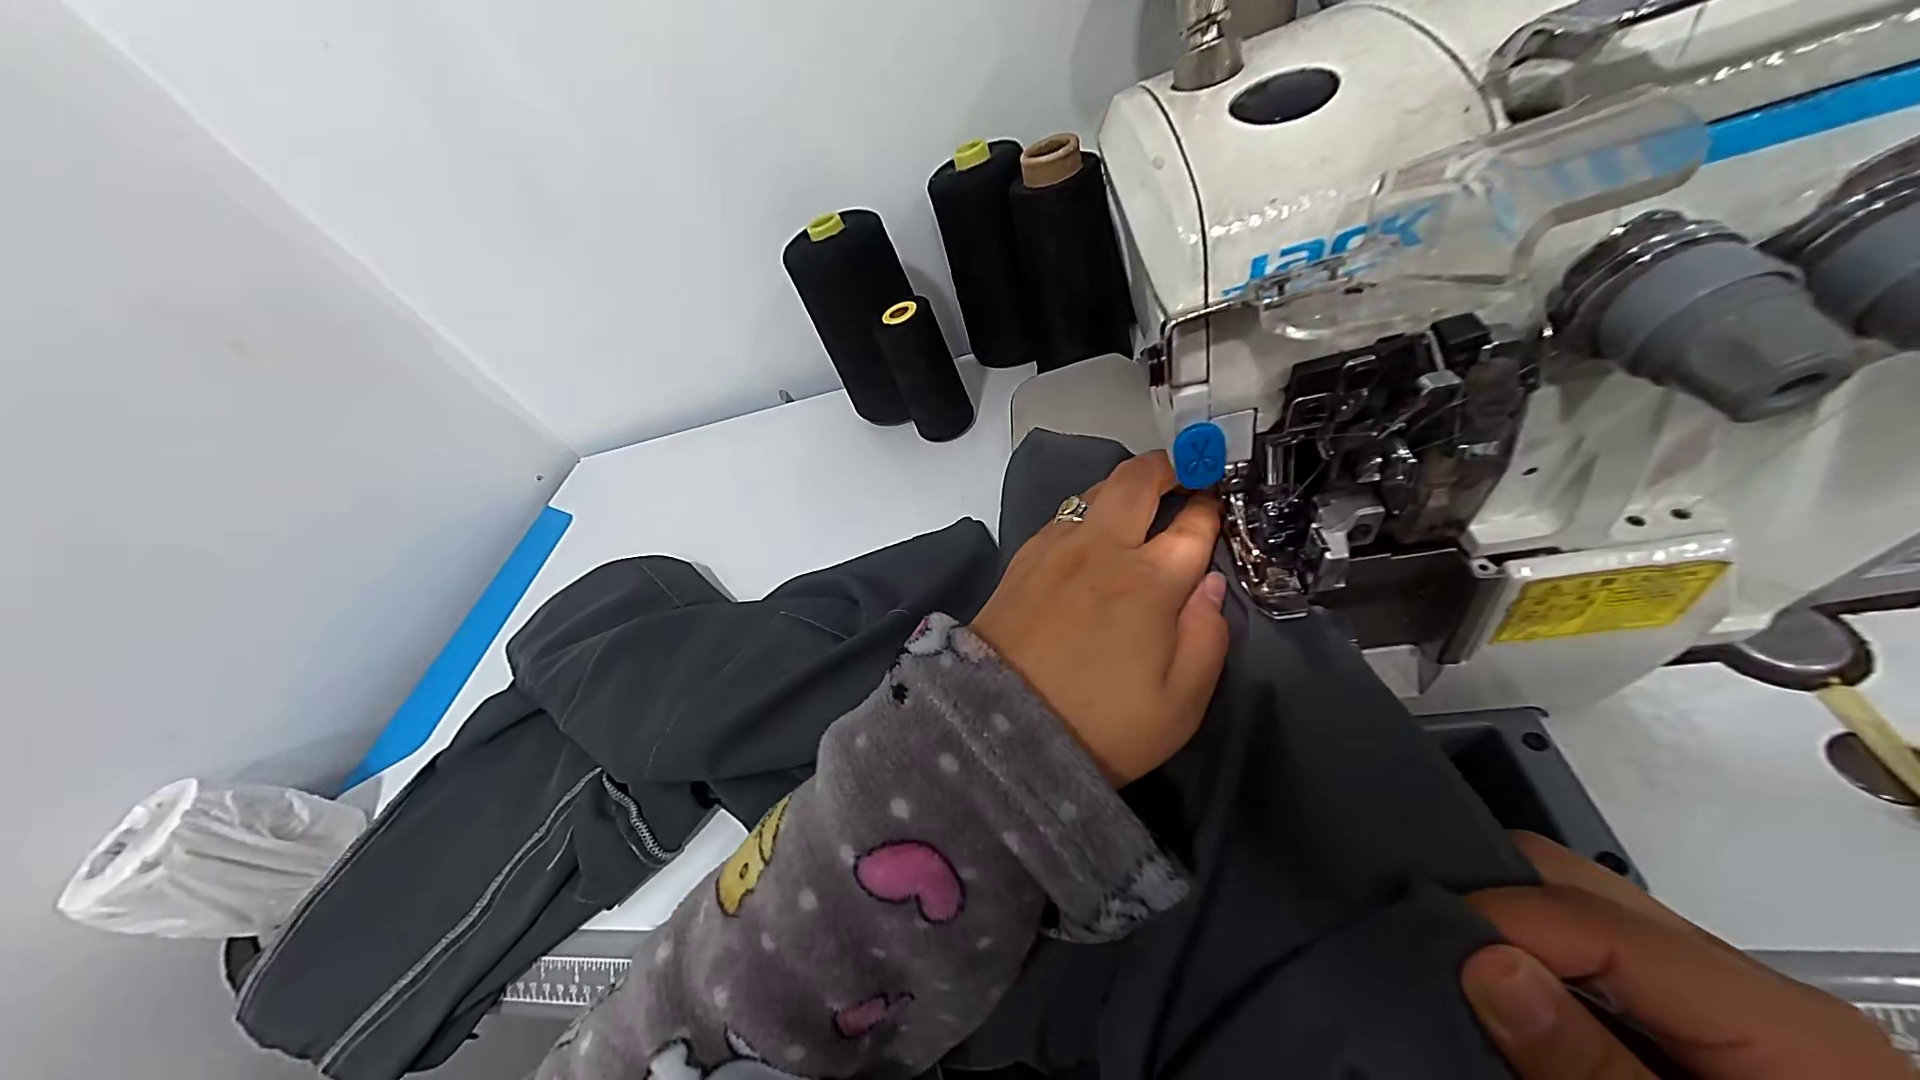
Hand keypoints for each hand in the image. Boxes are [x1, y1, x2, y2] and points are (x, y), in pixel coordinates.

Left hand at [970, 452, 1227, 785]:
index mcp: (1149, 581)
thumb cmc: (1098, 725)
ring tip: (1141, 499)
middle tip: (1184, 470)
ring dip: (1125, 485)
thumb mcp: (1180, 704)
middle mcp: (1101, 549)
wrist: (1000, 727)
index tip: (1216, 503)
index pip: (1192, 524)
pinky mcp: (1022, 559)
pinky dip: (1088, 510)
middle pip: (1137, 479)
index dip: (1211, 509)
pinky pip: (1063, 515)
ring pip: (1095, 491)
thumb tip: (1210, 585)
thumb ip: (1207, 636)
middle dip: (1167, 465)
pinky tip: (1092, 532)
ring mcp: (1055, 548)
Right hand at [1461, 833, 1911, 1078]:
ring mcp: (1725, 996)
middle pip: (1582, 883)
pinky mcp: (1698, 1019)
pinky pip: (1592, 951)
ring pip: (1577, 905)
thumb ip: (1593, 1070)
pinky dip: (1534, 957)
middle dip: (1492, 897)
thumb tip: (1484, 963)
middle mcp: (1753, 985)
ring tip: (1454, 964)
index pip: (1599, 916)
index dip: (1500, 916)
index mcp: (1785, 1020)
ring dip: (1506, 926)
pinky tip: (1505, 991)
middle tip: (1427, 941)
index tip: (1422, 942)